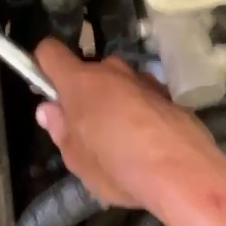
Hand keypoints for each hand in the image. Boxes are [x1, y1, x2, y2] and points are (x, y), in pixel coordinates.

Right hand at [33, 40, 225, 209]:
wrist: (184, 174)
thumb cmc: (118, 167)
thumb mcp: (77, 160)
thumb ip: (60, 129)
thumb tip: (49, 109)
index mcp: (80, 82)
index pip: (50, 51)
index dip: (42, 65)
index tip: (45, 88)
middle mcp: (111, 70)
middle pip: (86, 71)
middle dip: (82, 95)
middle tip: (84, 131)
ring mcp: (143, 79)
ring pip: (117, 84)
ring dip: (112, 102)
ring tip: (120, 142)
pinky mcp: (168, 94)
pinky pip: (142, 96)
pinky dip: (139, 112)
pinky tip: (147, 144)